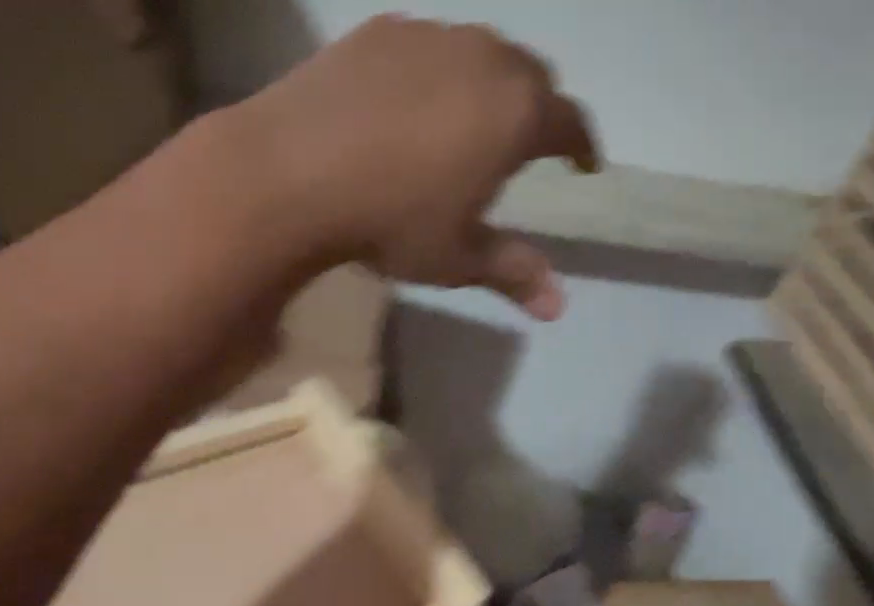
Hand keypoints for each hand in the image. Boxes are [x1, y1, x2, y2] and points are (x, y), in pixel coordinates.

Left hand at [235, 15, 599, 319]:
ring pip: (480, 53)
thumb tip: (559, 306)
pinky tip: (408, 105)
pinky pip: (427, 47)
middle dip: (538, 109)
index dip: (582, 147)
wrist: (290, 172)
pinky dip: (433, 73)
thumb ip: (513, 271)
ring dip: (487, 84)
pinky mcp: (381, 31)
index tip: (583, 165)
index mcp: (517, 114)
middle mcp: (486, 59)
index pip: (570, 123)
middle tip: (524, 144)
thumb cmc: (390, 222)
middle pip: (533, 76)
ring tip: (467, 120)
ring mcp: (431, 37)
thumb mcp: (457, 257)